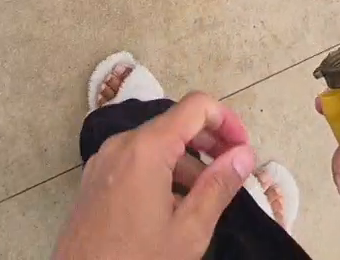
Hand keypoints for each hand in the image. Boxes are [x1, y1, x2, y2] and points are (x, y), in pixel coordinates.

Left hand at [54, 93, 256, 259]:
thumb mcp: (188, 231)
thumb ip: (219, 186)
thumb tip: (245, 154)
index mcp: (146, 147)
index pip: (197, 107)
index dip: (227, 121)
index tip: (244, 150)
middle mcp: (122, 143)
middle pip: (176, 123)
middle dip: (210, 142)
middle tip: (234, 172)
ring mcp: (104, 161)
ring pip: (156, 144)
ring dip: (187, 161)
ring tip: (208, 197)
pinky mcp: (94, 181)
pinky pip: (137, 162)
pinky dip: (162, 172)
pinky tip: (174, 208)